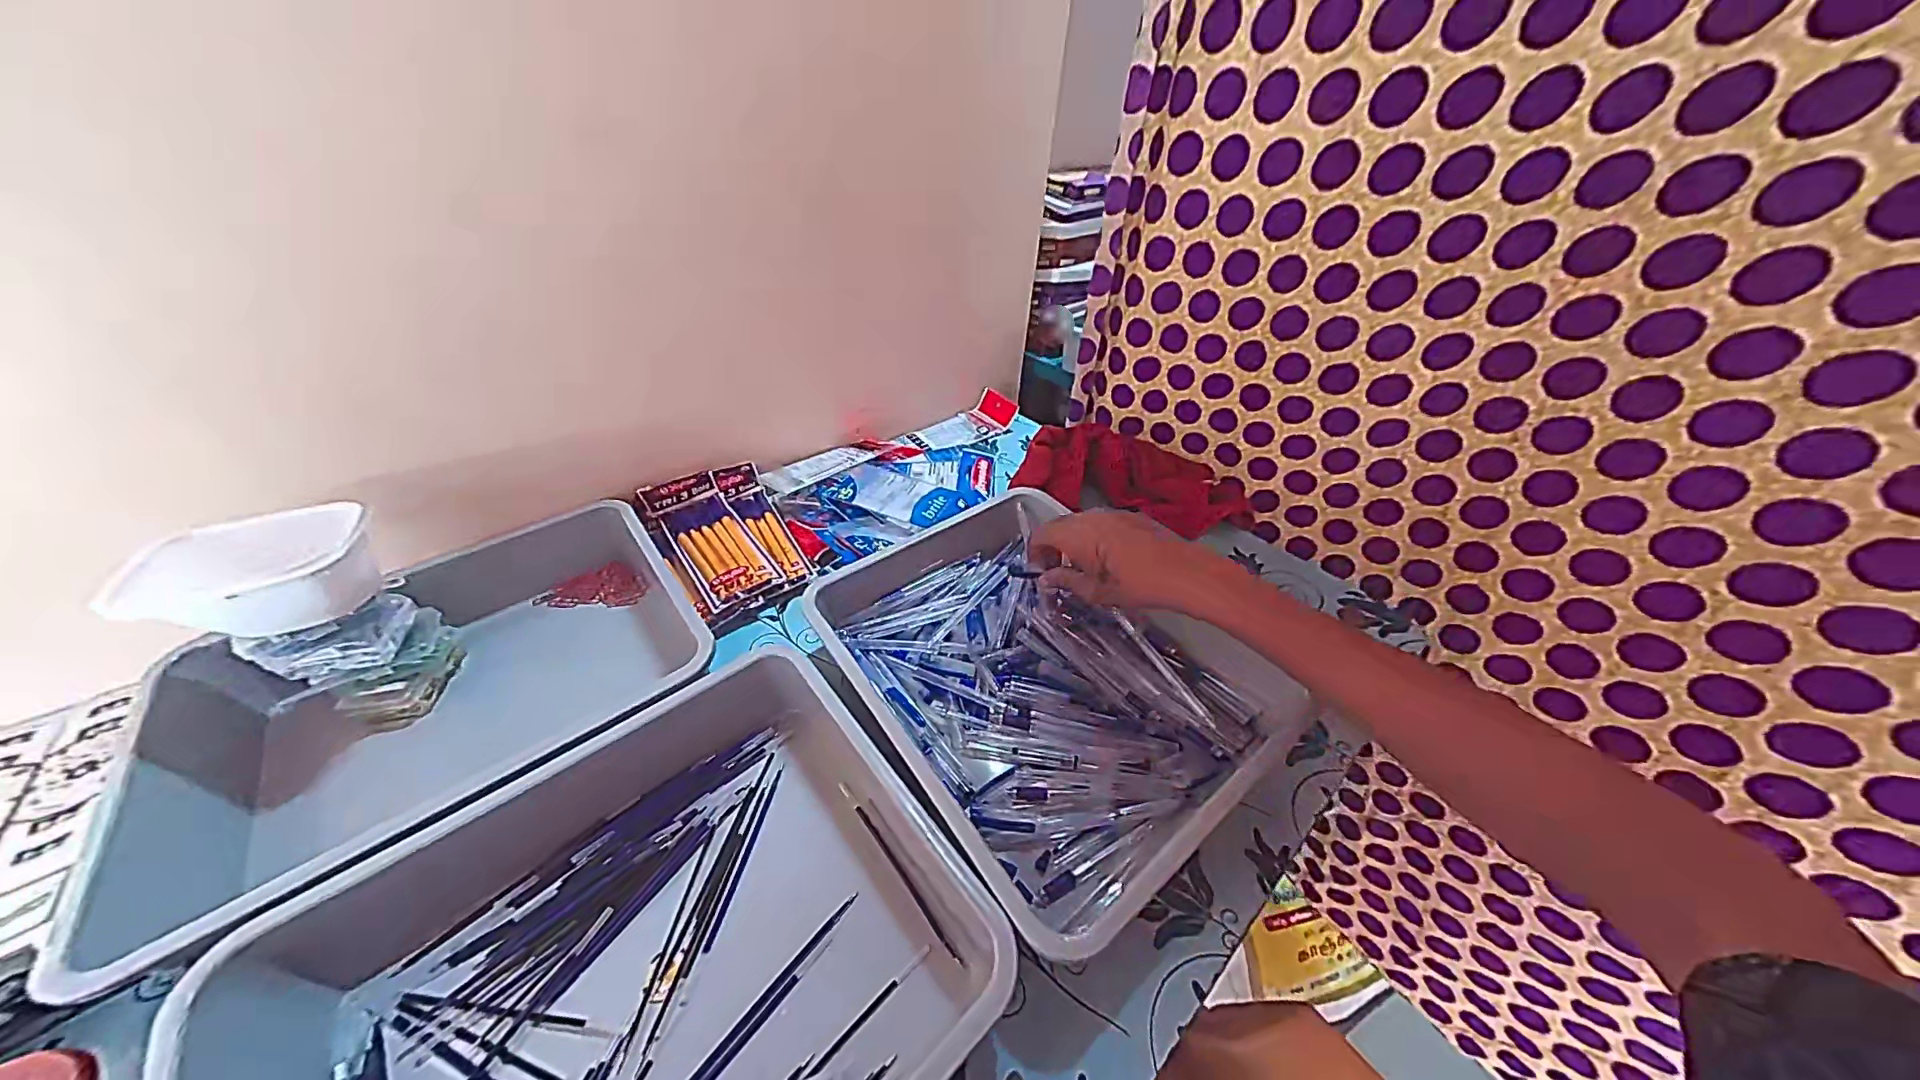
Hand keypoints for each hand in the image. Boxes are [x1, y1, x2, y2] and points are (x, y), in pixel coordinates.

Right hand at [1028, 509, 1241, 616]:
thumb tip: (1047, 579)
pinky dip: (1093, 537)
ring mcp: (1113, 513)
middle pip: (1059, 526)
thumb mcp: (1096, 592)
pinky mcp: (1131, 515)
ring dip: (1073, 542)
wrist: (1186, 572)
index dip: (1035, 553)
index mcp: (1077, 534)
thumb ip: (1066, 582)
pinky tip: (1107, 560)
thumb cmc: (1140, 585)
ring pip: (1080, 523)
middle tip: (1057, 574)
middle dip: (1052, 548)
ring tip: (1083, 570)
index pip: (1041, 534)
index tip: (1040, 573)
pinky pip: (1100, 522)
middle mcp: (1092, 516)